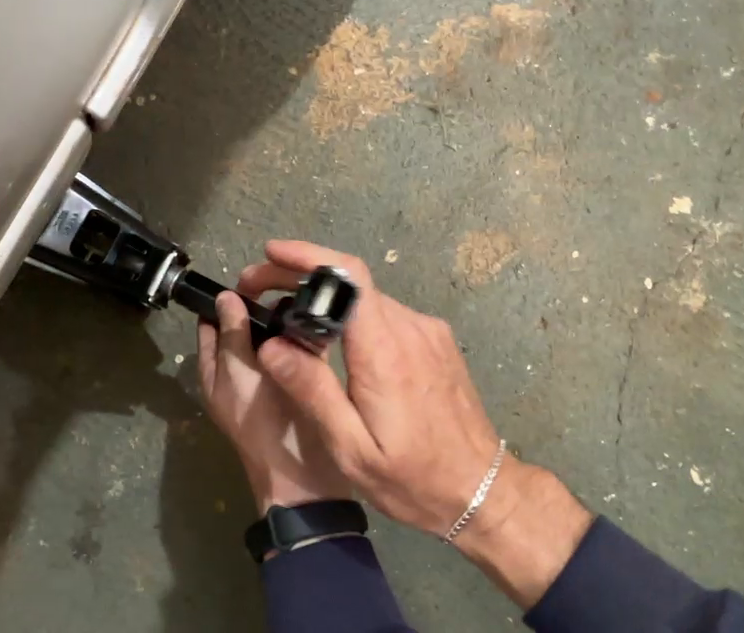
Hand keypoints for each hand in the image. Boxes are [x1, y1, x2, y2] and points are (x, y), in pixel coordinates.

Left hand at [197, 289, 353, 515]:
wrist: (305, 477)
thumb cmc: (262, 422)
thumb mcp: (238, 374)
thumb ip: (231, 334)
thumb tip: (224, 296)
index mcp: (217, 370)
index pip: (213, 323)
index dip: (225, 298)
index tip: (249, 275)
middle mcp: (243, 369)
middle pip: (247, 325)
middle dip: (261, 302)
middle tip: (282, 277)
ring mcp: (274, 374)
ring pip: (276, 332)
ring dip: (288, 314)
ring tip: (304, 287)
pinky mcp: (302, 378)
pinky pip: (303, 346)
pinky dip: (309, 330)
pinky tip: (322, 310)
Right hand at [247, 240, 592, 607]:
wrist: (483, 492)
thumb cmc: (413, 479)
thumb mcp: (351, 448)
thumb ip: (311, 390)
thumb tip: (270, 344)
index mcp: (385, 349)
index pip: (349, 275)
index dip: (308, 254)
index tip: (271, 252)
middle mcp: (409, 327)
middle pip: (350, 282)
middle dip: (301, 277)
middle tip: (260, 291)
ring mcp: (427, 331)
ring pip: (366, 300)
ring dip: (326, 300)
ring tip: (290, 321)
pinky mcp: (436, 340)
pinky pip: (385, 316)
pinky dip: (352, 317)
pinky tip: (333, 341)